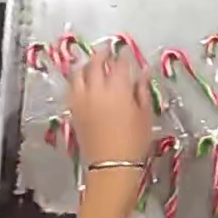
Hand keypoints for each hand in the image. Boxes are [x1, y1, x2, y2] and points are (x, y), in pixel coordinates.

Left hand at [68, 48, 155, 166]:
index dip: (123, 56)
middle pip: (95, 64)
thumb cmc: (135, 142)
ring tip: (92, 63)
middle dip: (102, 54)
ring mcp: (82, 99)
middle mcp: (96, 90)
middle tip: (107, 50)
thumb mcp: (146, 115)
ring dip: (86, 65)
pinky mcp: (73, 110)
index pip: (120, 64)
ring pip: (79, 73)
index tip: (126, 52)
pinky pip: (72, 88)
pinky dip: (77, 80)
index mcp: (118, 89)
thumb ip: (142, 91)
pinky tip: (83, 82)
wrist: (112, 166)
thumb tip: (143, 73)